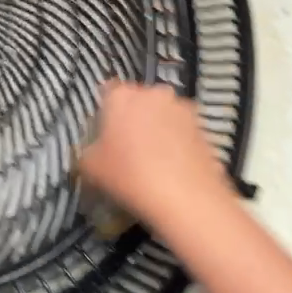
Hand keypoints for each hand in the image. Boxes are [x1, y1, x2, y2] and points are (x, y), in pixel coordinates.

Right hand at [78, 81, 233, 231]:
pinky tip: (174, 168)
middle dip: (133, 117)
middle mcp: (151, 92)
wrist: (187, 199)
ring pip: (162, 114)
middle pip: (137, 100)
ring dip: (158, 128)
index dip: (105, 113)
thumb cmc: (130, 175)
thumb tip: (92, 151)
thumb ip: (86, 151)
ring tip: (154, 159)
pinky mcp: (205, 127)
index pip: (107, 93)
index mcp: (120, 95)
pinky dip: (178, 143)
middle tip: (127, 146)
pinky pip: (183, 131)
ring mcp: (182, 108)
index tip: (104, 134)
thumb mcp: (91, 167)